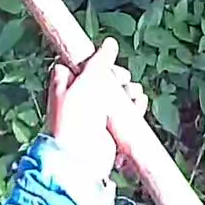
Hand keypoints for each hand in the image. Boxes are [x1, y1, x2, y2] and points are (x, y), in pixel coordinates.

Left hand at [47, 38, 147, 183]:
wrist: (80, 161)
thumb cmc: (77, 118)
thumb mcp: (87, 81)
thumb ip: (99, 61)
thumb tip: (110, 43)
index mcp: (65, 85)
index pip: (79, 64)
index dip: (95, 60)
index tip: (109, 61)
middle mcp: (77, 100)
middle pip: (101, 79)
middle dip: (116, 77)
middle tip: (124, 78)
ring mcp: (92, 117)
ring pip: (114, 97)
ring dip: (127, 93)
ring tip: (134, 93)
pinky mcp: (107, 132)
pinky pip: (123, 115)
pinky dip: (133, 109)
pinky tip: (139, 104)